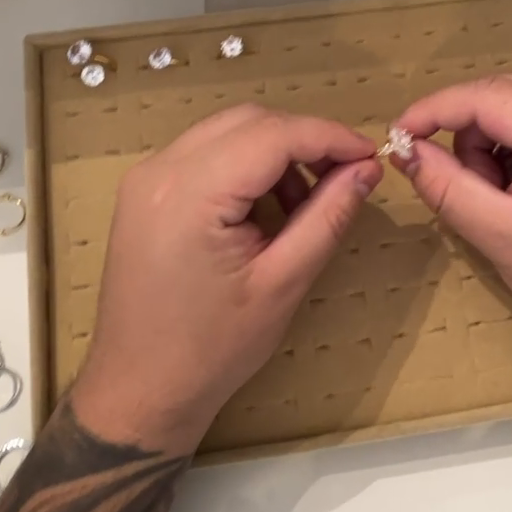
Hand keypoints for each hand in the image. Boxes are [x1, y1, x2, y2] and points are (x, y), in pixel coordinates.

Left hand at [67, 105, 381, 451]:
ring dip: (276, 151)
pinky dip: (247, 163)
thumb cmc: (214, 348)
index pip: (272, 134)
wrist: (141, 389)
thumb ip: (328, 216)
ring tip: (305, 202)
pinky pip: (207, 152)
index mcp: (190, 192)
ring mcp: (146, 176)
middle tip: (345, 177)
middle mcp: (160, 169)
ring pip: (229, 131)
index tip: (370, 156)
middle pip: (249, 122)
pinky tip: (267, 205)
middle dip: (304, 140)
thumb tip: (366, 169)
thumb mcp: (284, 282)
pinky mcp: (146, 189)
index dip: (329, 137)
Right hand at [392, 74, 511, 364]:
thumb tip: (404, 149)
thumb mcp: (501, 236)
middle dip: (467, 136)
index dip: (433, 110)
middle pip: (500, 94)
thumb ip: (446, 186)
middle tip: (465, 189)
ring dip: (490, 145)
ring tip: (503, 200)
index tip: (397, 136)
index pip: (486, 95)